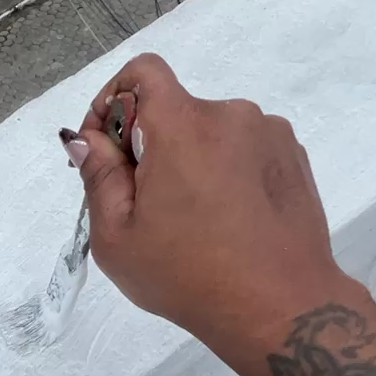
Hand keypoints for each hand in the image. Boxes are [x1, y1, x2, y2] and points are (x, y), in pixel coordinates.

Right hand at [64, 53, 359, 349]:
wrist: (274, 302)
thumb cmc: (182, 274)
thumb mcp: (116, 237)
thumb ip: (98, 179)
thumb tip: (87, 140)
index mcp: (182, 129)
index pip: (142, 73)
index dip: (111, 102)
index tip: (102, 151)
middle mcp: (229, 115)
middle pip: (171, 112)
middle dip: (144, 148)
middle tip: (136, 209)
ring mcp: (266, 133)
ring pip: (204, 134)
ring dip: (181, 163)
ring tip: (181, 222)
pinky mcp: (289, 155)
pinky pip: (237, 150)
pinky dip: (216, 173)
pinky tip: (216, 221)